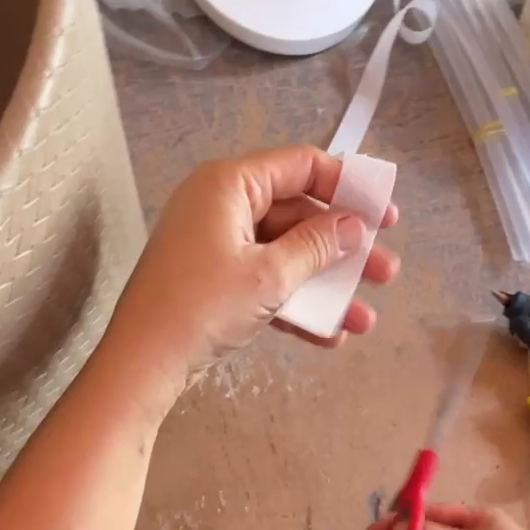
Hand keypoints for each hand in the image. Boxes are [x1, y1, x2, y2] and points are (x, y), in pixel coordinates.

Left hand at [102, 145, 399, 388]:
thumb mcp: (268, 275)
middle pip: (298, 216)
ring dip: (325, 287)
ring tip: (364, 318)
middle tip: (386, 271)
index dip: (347, 187)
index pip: (300, 167)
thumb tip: (352, 226)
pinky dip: (294, 305)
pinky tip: (328, 334)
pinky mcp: (214, 283)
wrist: (143, 363)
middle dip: (344, 250)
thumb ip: (316, 246)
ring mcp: (216, 246)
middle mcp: (222, 206)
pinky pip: (265, 283)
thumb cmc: (203, 306)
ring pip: (286, 256)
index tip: (384, 214)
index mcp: (230, 184)